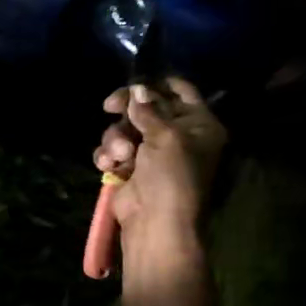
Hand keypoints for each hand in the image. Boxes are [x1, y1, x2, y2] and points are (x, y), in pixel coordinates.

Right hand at [92, 79, 227, 241]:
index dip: (156, 84)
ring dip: (116, 139)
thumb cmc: (171, 176)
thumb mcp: (165, 136)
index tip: (133, 82)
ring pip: (124, 129)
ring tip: (119, 157)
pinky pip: (112, 150)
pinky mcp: (129, 168)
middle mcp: (176, 135)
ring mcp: (151, 152)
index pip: (179, 91)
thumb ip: (149, 109)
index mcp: (198, 124)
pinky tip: (108, 167)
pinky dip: (107, 157)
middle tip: (109, 106)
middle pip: (145, 107)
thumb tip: (137, 88)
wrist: (156, 223)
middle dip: (127, 112)